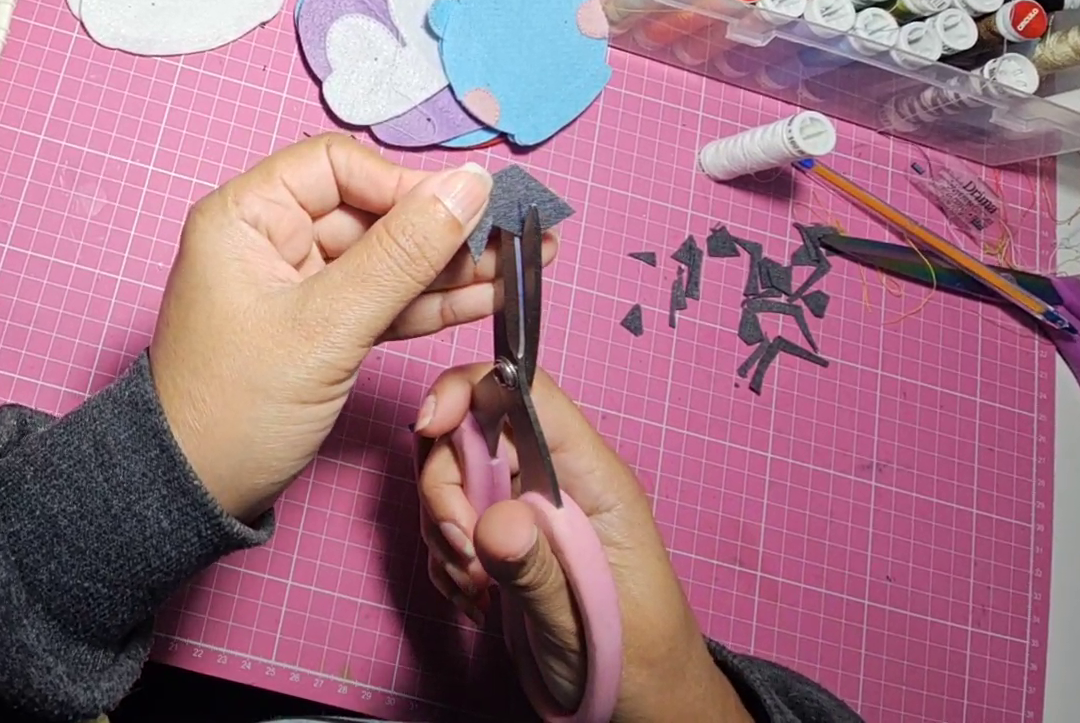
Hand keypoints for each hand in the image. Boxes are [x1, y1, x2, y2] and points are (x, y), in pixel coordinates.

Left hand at [151, 134, 513, 521]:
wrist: (197, 489)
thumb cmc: (234, 405)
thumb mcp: (325, 326)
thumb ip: (401, 255)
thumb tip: (467, 187)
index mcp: (247, 216)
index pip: (337, 167)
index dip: (404, 184)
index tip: (466, 208)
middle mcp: (270, 237)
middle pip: (369, 211)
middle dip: (441, 228)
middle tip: (518, 237)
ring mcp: (297, 282)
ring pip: (383, 257)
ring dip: (447, 266)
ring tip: (520, 265)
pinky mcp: (318, 323)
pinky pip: (380, 298)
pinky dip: (427, 301)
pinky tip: (484, 297)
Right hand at [416, 365, 753, 722]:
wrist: (648, 709)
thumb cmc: (639, 667)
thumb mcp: (587, 627)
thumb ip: (539, 574)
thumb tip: (491, 523)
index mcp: (588, 475)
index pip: (524, 391)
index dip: (468, 388)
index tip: (430, 424)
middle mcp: (549, 475)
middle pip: (468, 433)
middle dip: (444, 487)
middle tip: (463, 553)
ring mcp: (520, 502)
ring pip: (447, 475)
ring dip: (442, 531)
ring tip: (475, 589)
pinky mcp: (497, 531)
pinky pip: (444, 517)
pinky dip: (443, 556)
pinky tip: (473, 599)